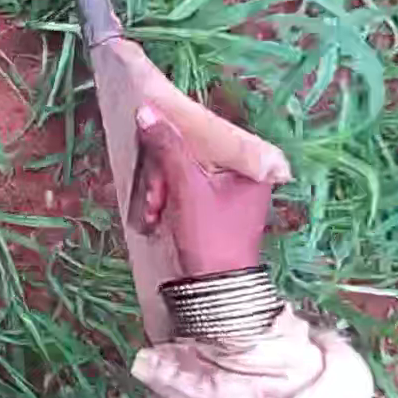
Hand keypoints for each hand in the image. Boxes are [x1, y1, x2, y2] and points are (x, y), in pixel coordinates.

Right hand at [134, 105, 272, 275]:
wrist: (212, 286)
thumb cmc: (209, 234)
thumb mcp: (186, 187)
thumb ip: (167, 148)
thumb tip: (146, 111)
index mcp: (252, 164)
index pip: (207, 133)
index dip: (175, 142)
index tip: (153, 157)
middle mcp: (244, 174)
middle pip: (192, 156)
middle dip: (164, 177)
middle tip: (155, 197)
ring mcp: (229, 193)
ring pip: (183, 174)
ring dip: (161, 191)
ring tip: (156, 212)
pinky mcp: (214, 209)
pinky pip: (184, 191)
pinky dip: (168, 202)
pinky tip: (159, 216)